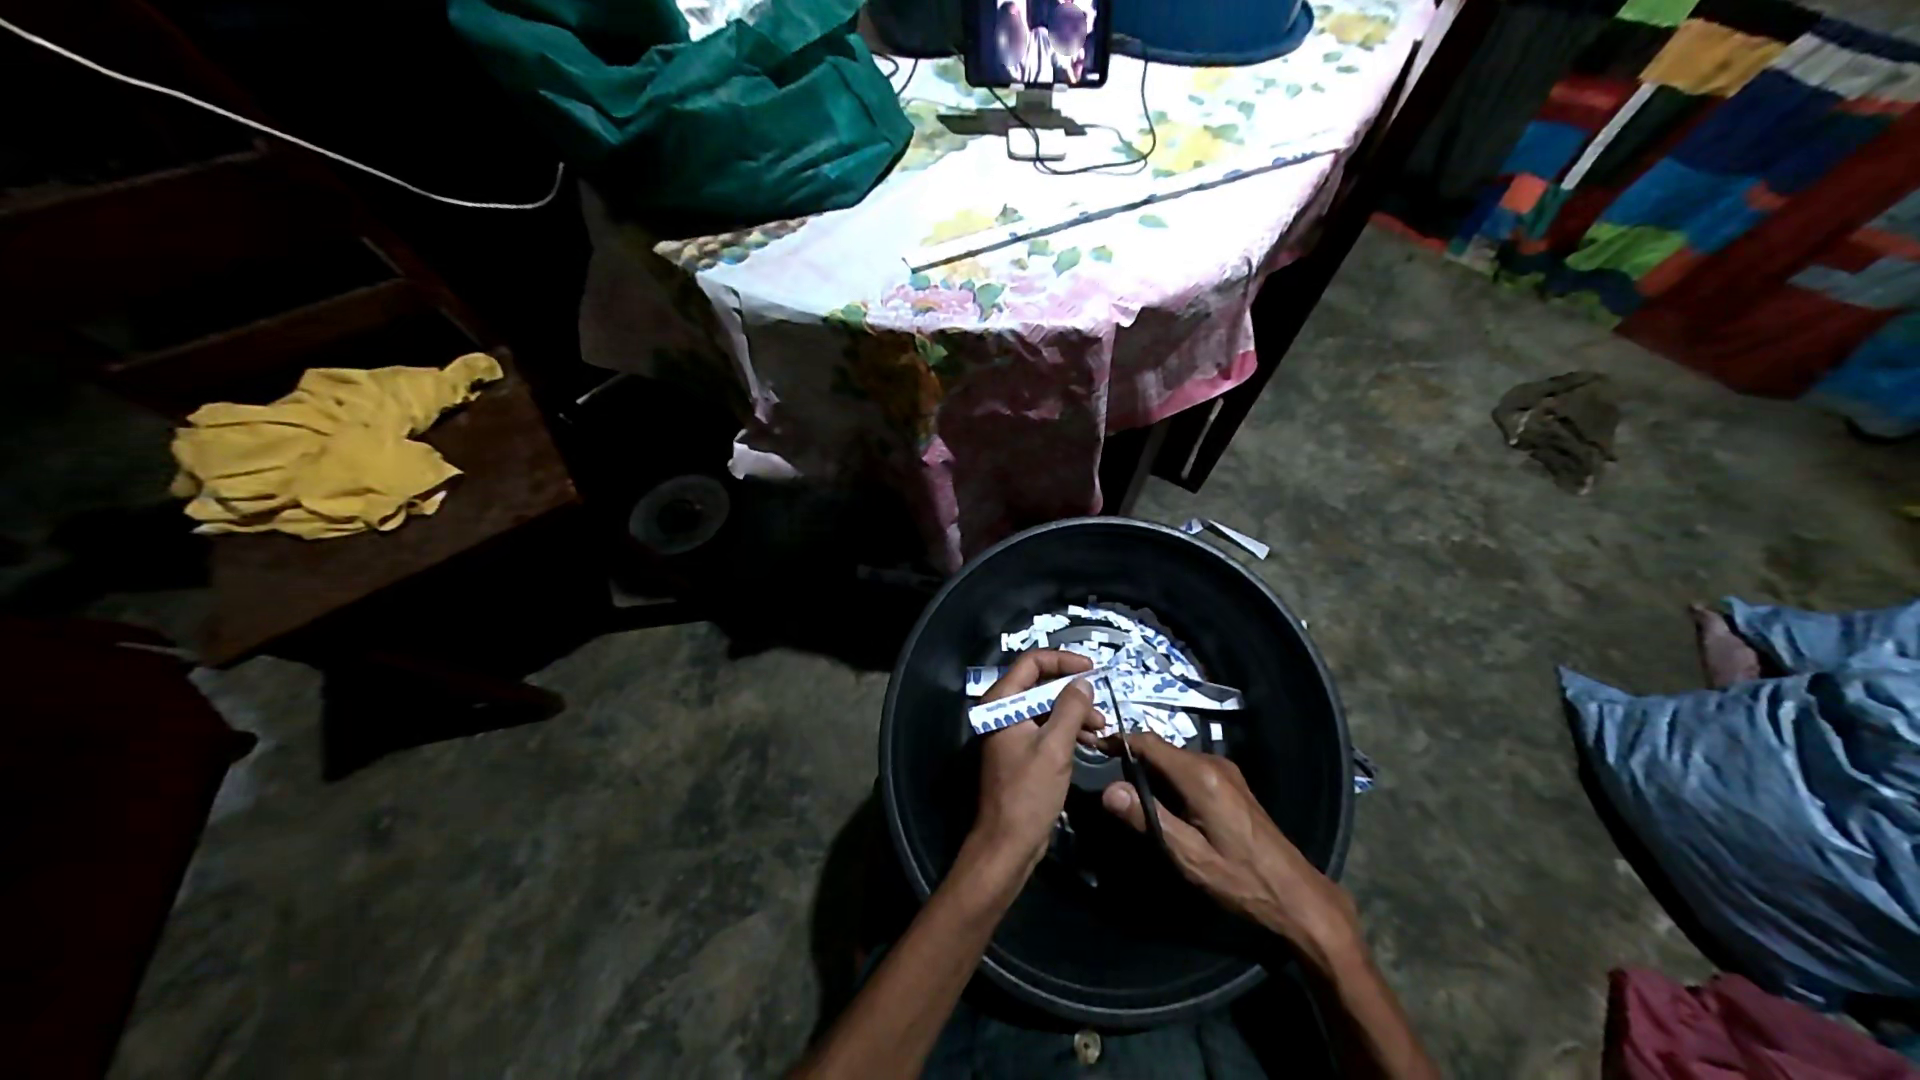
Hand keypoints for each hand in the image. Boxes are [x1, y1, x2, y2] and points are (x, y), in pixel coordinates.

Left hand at [968, 650, 1105, 886]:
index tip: (1092, 669)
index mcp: (1001, 704)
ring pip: (1046, 708)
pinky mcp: (1021, 752)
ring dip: (1074, 714)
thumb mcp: (1054, 747)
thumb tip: (1083, 682)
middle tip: (1100, 707)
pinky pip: (1046, 730)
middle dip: (1073, 692)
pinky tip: (1090, 742)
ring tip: (1100, 729)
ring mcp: (1011, 733)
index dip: (1062, 660)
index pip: (1031, 663)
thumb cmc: (1028, 793)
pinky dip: (1068, 731)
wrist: (1007, 843)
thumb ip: (1070, 709)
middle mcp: (1003, 713)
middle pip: (1040, 685)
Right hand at [1101, 733, 1361, 973]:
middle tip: (1107, 782)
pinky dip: (1169, 781)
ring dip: (1151, 773)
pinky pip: (1190, 771)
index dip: (1119, 741)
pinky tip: (1163, 806)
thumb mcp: (1188, 856)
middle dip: (1133, 761)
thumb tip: (1109, 790)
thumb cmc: (1241, 879)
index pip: (1149, 742)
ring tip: (1129, 797)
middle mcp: (1213, 764)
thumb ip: (1148, 819)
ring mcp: (1226, 772)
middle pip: (1161, 750)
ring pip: (1175, 761)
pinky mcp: (1232, 785)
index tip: (1093, 746)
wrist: (1298, 896)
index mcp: (1200, 776)